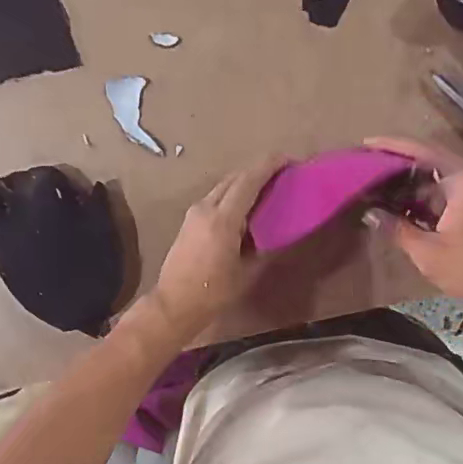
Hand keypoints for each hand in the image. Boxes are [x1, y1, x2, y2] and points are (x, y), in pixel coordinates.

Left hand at [138, 155, 284, 345]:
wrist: (174, 304)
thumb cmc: (213, 293)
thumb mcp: (246, 272)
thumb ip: (262, 247)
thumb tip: (275, 231)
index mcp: (222, 219)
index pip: (248, 181)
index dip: (269, 166)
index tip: (288, 159)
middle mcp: (205, 208)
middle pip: (234, 178)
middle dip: (258, 171)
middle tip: (281, 174)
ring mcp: (193, 214)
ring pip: (223, 187)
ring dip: (244, 183)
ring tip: (266, 189)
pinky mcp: (188, 222)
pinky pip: (214, 199)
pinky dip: (232, 195)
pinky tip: (244, 207)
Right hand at [365, 137, 462, 313]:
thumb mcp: (427, 252)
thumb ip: (397, 229)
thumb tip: (370, 214)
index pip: (423, 152)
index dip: (393, 147)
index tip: (367, 144)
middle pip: (429, 162)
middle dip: (397, 165)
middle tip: (365, 169)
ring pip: (434, 181)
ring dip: (407, 185)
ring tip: (374, 188)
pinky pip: (442, 195)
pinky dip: (420, 199)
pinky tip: (398, 207)